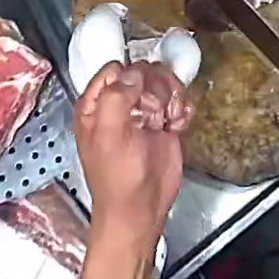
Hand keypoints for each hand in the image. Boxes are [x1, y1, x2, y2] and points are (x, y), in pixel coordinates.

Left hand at [77, 62, 187, 249]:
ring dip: (171, 97)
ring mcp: (143, 112)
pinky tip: (177, 125)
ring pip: (164, 82)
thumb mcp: (108, 133)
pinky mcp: (164, 122)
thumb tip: (134, 73)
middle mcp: (119, 103)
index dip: (131, 76)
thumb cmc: (118, 177)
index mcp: (96, 103)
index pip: (116, 68)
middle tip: (154, 111)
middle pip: (144, 71)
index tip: (139, 93)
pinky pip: (179, 100)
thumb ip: (116, 96)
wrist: (141, 210)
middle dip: (155, 88)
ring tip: (166, 120)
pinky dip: (182, 109)